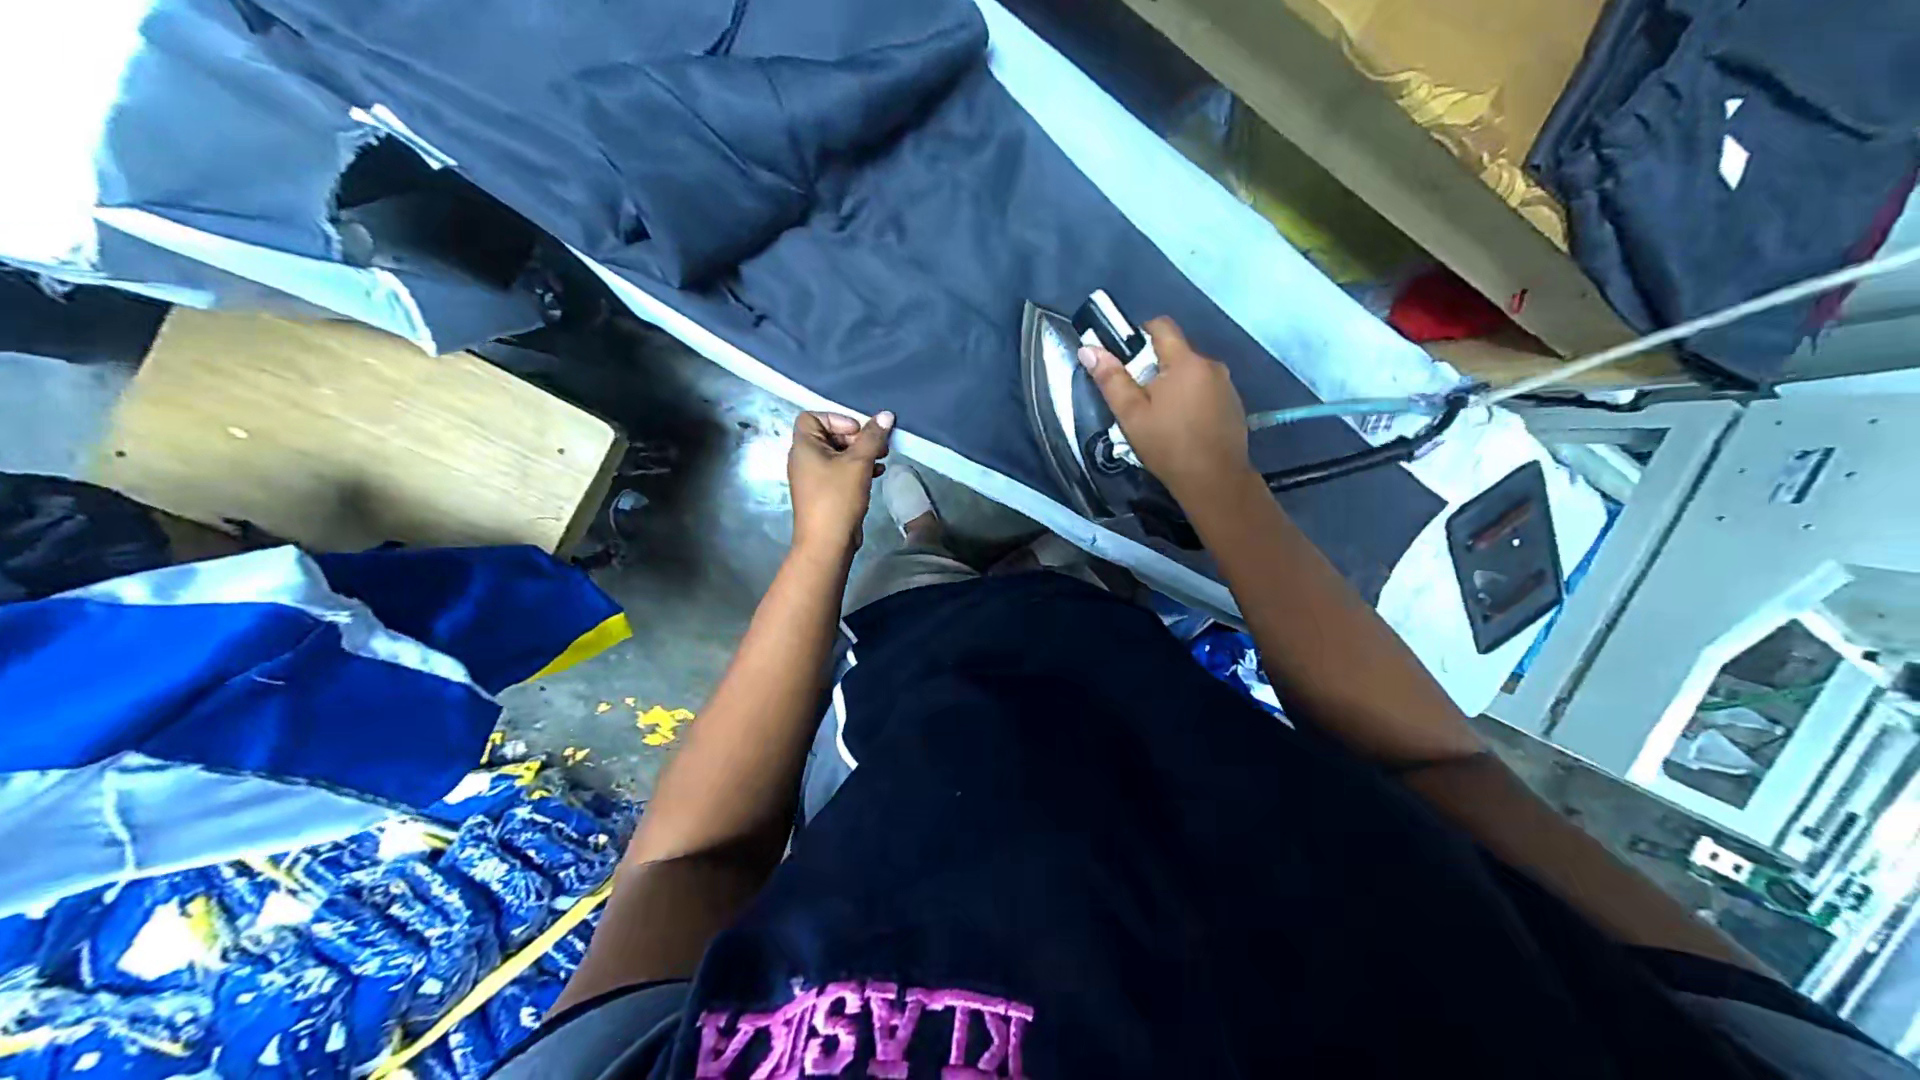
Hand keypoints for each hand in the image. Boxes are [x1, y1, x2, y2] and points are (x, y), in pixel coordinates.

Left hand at [788, 410, 893, 558]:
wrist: (827, 542)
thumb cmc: (838, 497)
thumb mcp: (858, 463)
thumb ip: (873, 437)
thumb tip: (886, 415)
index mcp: (804, 447)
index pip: (812, 417)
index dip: (836, 419)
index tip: (857, 432)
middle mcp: (804, 459)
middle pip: (829, 434)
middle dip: (856, 437)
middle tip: (877, 445)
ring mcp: (813, 477)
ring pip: (838, 454)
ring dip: (860, 453)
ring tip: (882, 458)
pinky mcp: (824, 492)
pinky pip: (840, 471)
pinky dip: (857, 468)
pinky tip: (877, 473)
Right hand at [1079, 317, 1253, 502]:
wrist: (1214, 481)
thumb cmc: (1168, 446)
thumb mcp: (1131, 415)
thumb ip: (1111, 379)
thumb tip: (1088, 349)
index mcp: (1185, 362)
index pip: (1162, 326)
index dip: (1140, 333)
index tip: (1127, 359)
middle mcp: (1210, 365)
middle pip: (1176, 353)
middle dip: (1155, 368)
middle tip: (1139, 399)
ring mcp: (1226, 384)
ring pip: (1191, 373)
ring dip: (1174, 385)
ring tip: (1161, 417)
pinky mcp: (1234, 404)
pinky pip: (1206, 390)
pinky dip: (1192, 399)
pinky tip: (1183, 427)